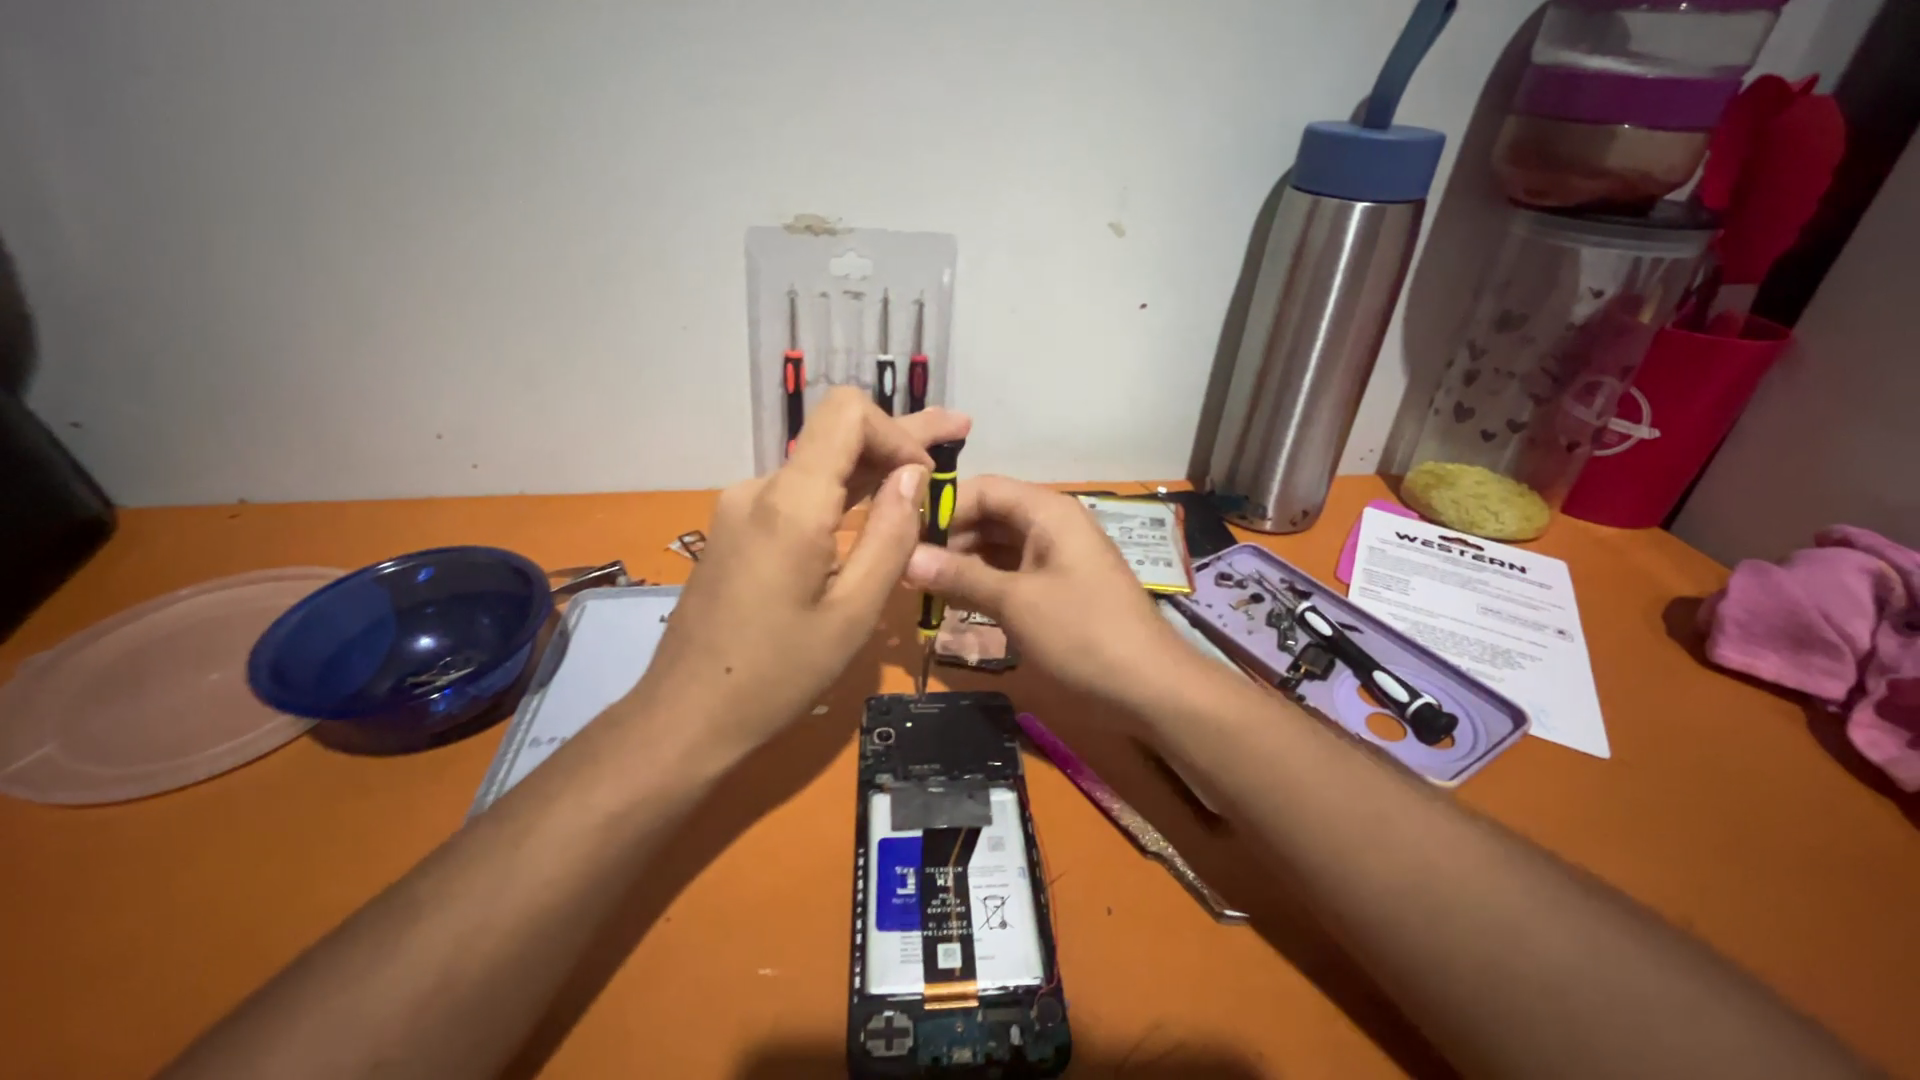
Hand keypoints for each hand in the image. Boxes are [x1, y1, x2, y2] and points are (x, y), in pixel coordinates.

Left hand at [630, 388, 970, 756]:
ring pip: (818, 468)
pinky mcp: (735, 531)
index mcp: (791, 503)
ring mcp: (741, 508)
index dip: (898, 431)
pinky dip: (840, 498)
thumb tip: (914, 476)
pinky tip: (872, 513)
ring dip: (871, 471)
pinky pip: (796, 498)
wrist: (687, 713)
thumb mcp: (853, 613)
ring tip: (924, 476)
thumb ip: (890, 536)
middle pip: (836, 436)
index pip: (847, 414)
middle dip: (899, 437)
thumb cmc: (778, 674)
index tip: (928, 478)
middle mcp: (760, 489)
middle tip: (959, 427)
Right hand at [902, 476, 1191, 704]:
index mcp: (1047, 511)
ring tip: (921, 589)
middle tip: (905, 567)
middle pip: (989, 516)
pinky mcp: (1059, 587)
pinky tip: (954, 604)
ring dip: (962, 565)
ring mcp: (1057, 557)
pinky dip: (984, 585)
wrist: (1149, 685)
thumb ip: (959, 576)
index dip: (942, 508)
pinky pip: (1012, 573)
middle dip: (948, 539)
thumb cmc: (1082, 633)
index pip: (983, 488)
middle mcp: (1052, 524)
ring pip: (998, 547)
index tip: (901, 534)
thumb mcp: (1015, 602)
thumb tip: (906, 557)